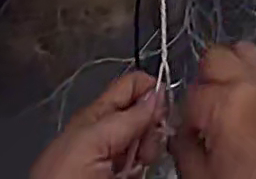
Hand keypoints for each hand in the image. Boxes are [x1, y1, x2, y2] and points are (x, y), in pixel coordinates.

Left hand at [30, 72, 165, 178]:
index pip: (132, 85)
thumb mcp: (93, 141)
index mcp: (97, 115)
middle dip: (151, 129)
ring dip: (148, 153)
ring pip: (146, 143)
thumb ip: (127, 116)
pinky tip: (129, 177)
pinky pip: (140, 168)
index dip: (152, 89)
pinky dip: (140, 172)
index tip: (162, 110)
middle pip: (144, 115)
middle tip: (143, 151)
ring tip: (131, 171)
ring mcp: (113, 159)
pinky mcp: (119, 177)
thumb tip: (159, 91)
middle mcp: (107, 132)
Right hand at [171, 44, 255, 178]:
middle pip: (215, 56)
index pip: (191, 94)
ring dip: (232, 65)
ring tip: (230, 89)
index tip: (191, 129)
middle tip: (207, 103)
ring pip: (243, 48)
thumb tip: (179, 131)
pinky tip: (253, 87)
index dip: (186, 114)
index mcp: (223, 106)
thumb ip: (183, 148)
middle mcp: (247, 82)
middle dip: (204, 78)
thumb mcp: (201, 176)